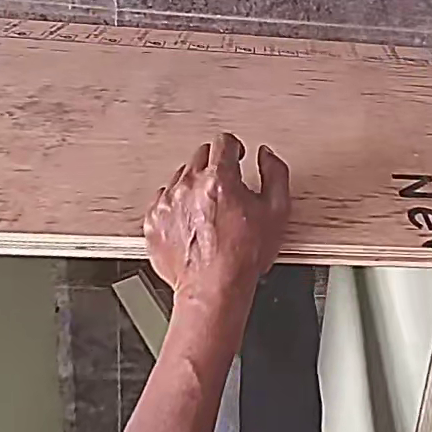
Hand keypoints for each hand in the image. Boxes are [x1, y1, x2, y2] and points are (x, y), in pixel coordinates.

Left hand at [143, 133, 291, 310]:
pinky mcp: (154, 219)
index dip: (234, 147)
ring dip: (196, 185)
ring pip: (182, 176)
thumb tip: (266, 155)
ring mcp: (168, 202)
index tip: (237, 156)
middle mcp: (189, 185)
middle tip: (226, 186)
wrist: (214, 290)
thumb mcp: (276, 212)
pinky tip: (192, 222)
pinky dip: (177, 206)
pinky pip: (164, 199)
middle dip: (215, 165)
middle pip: (201, 155)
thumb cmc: (243, 257)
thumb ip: (275, 174)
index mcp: (219, 179)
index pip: (223, 142)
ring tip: (209, 210)